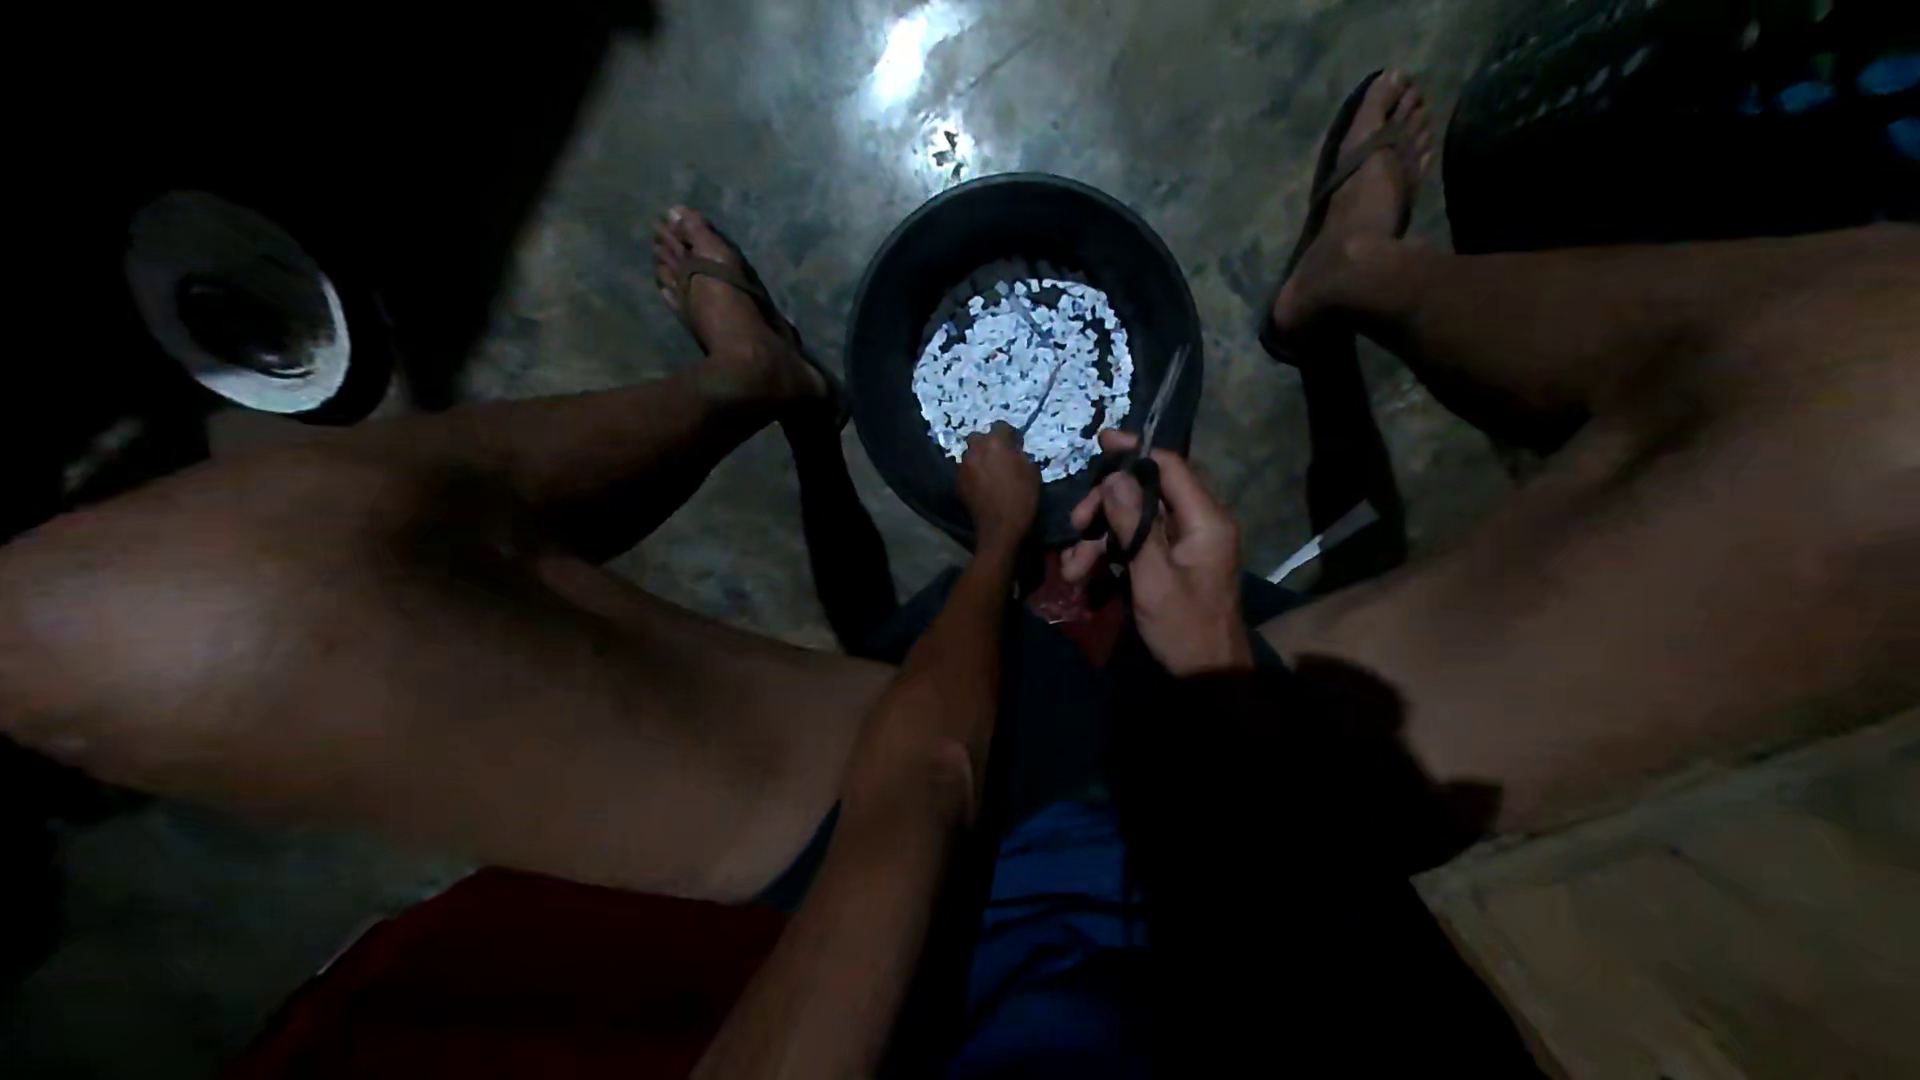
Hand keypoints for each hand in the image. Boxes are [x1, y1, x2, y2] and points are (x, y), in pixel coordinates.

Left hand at [959, 423, 1039, 549]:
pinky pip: (965, 471)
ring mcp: (963, 467)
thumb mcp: (1032, 473)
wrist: (1000, 528)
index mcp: (995, 444)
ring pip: (970, 454)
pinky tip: (981, 485)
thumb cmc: (1022, 499)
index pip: (1001, 426)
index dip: (1010, 435)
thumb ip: (1020, 456)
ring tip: (989, 471)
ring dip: (979, 458)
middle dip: (989, 443)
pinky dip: (973, 474)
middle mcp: (975, 450)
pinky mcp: (957, 483)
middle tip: (1000, 456)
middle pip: (979, 438)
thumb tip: (1014, 453)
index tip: (1016, 445)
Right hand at [1061, 431, 1250, 674]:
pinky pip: (1136, 543)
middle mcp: (1198, 523)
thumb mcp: (1154, 577)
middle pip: (1145, 492)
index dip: (1135, 451)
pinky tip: (1082, 575)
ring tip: (1071, 569)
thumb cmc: (1185, 629)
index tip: (1100, 443)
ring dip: (1100, 538)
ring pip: (1134, 520)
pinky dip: (1109, 554)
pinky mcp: (1171, 561)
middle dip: (1105, 506)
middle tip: (1076, 524)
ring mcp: (1184, 543)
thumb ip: (1135, 525)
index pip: (1170, 466)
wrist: (1209, 677)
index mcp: (1205, 520)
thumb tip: (1114, 477)